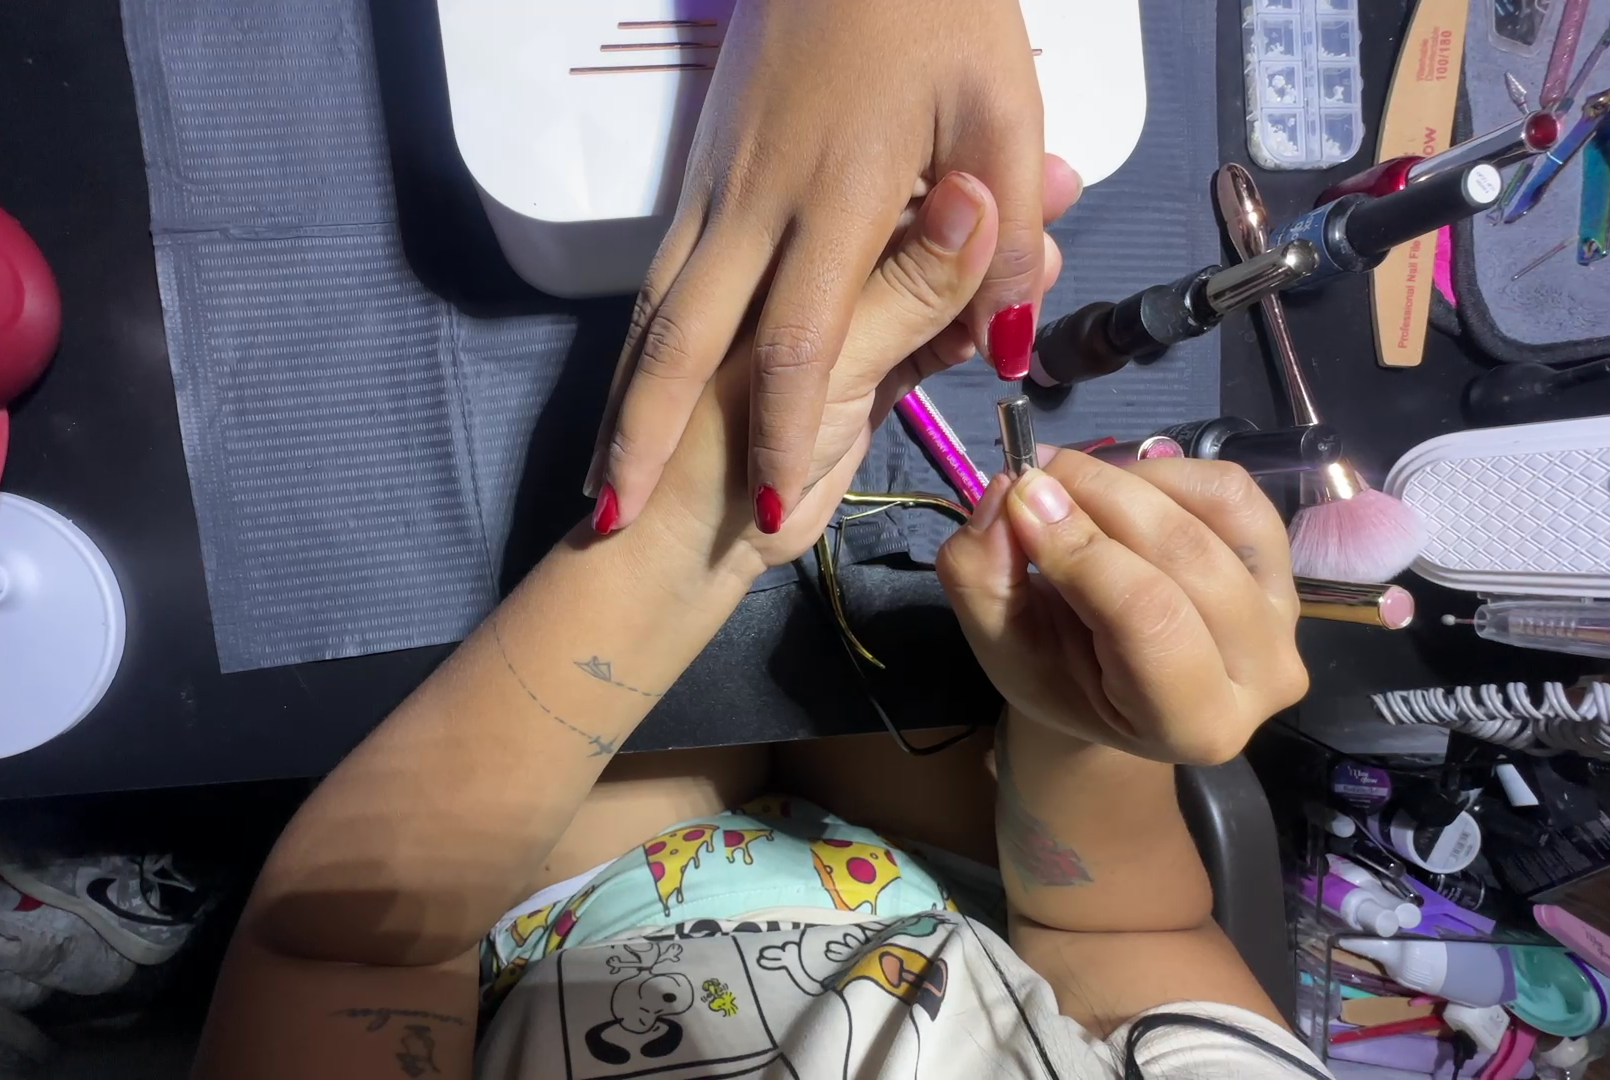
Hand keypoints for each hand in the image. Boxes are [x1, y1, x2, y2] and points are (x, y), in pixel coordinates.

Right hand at [586, 0, 1071, 536]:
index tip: (766, 509)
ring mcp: (711, 194)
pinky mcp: (694, 180)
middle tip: (615, 518)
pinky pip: (654, 279)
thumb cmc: (936, 4)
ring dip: (622, 399)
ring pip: (651, 311)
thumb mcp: (1002, 104)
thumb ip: (1005, 233)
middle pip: (680, 339)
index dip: (779, 434)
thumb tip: (1009, 343)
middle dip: (645, 436)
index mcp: (836, 197)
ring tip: (600, 476)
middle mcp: (753, 209)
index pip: (797, 343)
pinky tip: (625, 391)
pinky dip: (632, 346)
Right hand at [936, 455, 1309, 764]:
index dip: (1080, 547)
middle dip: (1095, 493)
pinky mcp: (1284, 568)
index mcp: (1189, 723)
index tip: (1017, 496)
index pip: (1149, 617)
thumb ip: (982, 578)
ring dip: (1124, 479)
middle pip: (1184, 554)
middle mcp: (1262, 677)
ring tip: (1066, 484)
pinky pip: (1230, 493)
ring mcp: (1285, 619)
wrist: (1105, 691)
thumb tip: (1006, 490)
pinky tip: (1116, 487)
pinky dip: (1164, 472)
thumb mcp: (995, 645)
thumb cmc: (1051, 679)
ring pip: (1212, 513)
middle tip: (1030, 473)